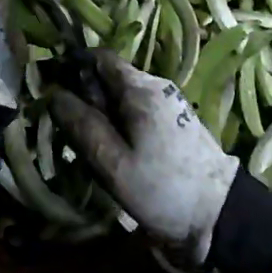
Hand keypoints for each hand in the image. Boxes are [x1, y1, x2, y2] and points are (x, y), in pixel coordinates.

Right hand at [50, 51, 238, 262]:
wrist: (220, 215)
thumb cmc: (162, 189)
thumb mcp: (113, 163)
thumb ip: (83, 126)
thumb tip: (54, 94)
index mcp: (140, 89)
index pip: (99, 57)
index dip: (72, 66)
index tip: (52, 86)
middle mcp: (156, 85)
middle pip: (110, 76)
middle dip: (85, 95)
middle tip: (68, 126)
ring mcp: (168, 101)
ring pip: (122, 95)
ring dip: (102, 111)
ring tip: (89, 143)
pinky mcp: (174, 119)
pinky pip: (137, 109)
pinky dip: (120, 121)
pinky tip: (115, 149)